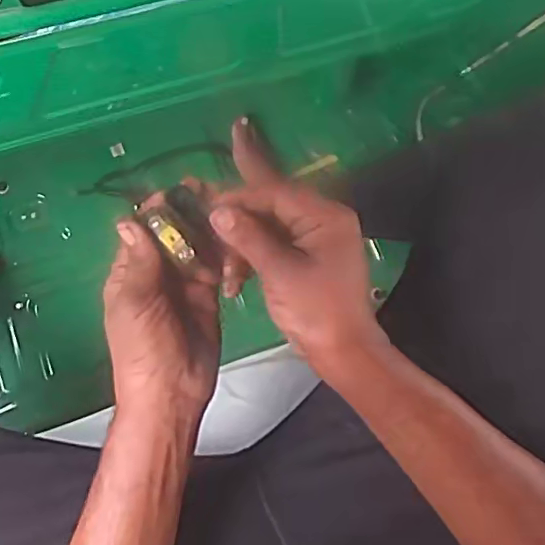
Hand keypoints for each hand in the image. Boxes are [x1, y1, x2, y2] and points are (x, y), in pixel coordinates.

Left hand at [103, 208, 221, 432]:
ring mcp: (183, 283)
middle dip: (187, 214)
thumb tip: (128, 220)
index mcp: (129, 271)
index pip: (141, 230)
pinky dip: (222, 254)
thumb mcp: (134, 302)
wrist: (171, 391)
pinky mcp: (207, 294)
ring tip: (226, 212)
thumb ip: (138, 261)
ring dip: (208, 230)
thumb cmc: (142, 348)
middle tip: (210, 194)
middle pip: (172, 234)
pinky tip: (233, 242)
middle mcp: (156, 272)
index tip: (177, 190)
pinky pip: (214, 266)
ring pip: (195, 246)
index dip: (157, 209)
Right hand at [209, 117, 385, 363]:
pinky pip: (269, 243)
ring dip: (240, 243)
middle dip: (237, 210)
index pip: (274, 192)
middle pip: (269, 202)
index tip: (207, 206)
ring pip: (265, 225)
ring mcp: (312, 237)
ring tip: (222, 266)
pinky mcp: (302, 255)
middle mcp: (320, 218)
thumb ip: (249, 238)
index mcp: (325, 216)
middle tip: (203, 194)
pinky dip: (249, 257)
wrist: (342, 352)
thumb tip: (217, 211)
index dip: (238, 197)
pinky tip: (233, 277)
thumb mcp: (280, 273)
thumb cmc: (317, 311)